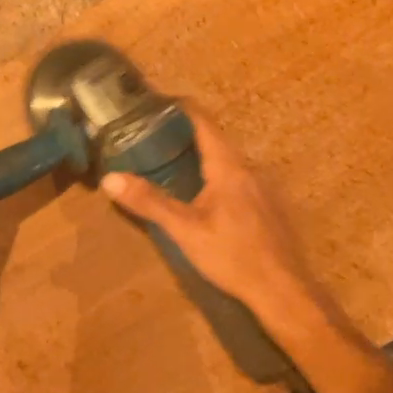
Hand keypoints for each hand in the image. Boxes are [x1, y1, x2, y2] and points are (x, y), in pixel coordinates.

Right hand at [101, 111, 342, 331]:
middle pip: (215, 140)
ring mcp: (262, 189)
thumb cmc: (233, 256)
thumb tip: (109, 178)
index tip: (155, 102)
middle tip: (152, 133)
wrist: (282, 290)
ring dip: (200, 155)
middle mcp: (248, 170)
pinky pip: (236, 179)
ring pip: (226, 161)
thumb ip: (149, 202)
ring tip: (170, 159)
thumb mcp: (185, 230)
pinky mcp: (267, 208)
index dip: (180, 108)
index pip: (204, 122)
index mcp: (229, 167)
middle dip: (184, 133)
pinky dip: (214, 174)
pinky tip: (201, 193)